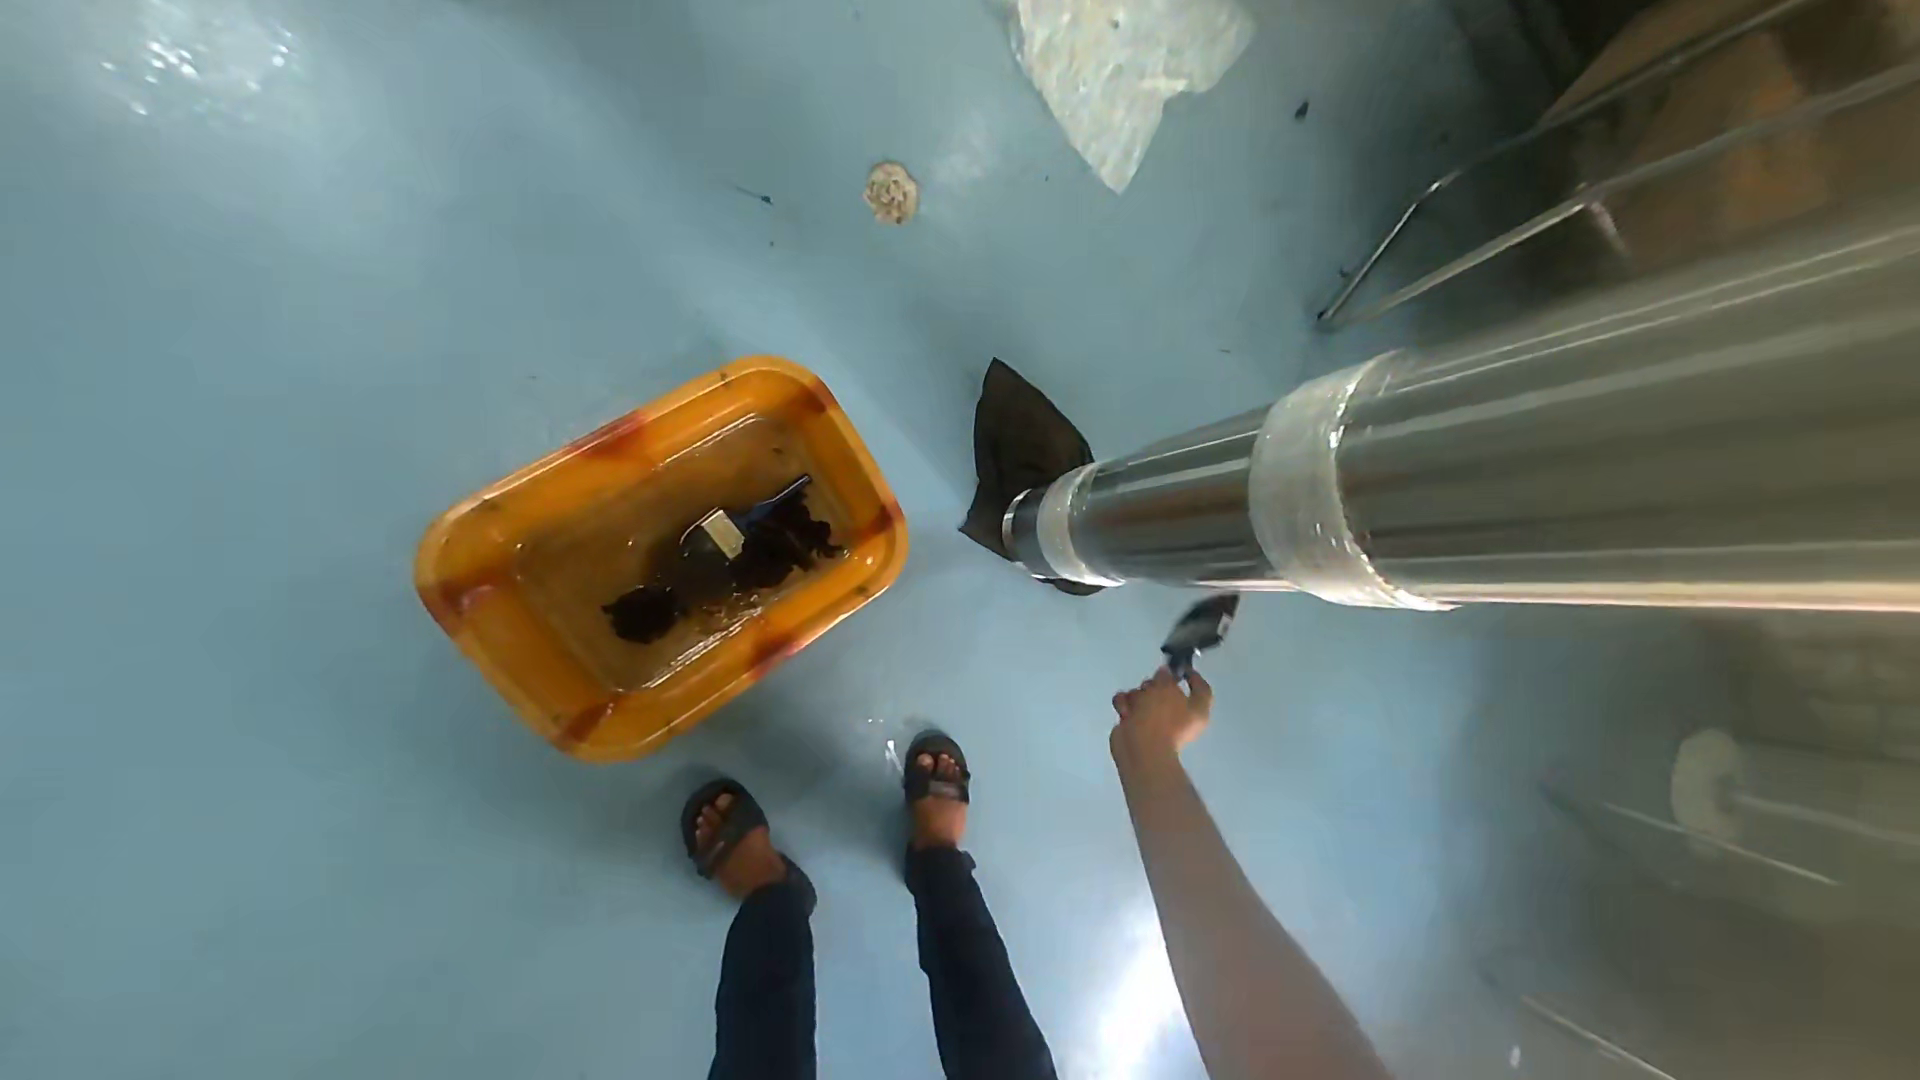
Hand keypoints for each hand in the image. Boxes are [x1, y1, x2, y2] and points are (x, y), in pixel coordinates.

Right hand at [1111, 667, 1212, 758]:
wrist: (1140, 748)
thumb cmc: (1161, 718)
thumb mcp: (1166, 688)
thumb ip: (1166, 677)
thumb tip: (1164, 673)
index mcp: (1196, 710)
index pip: (1201, 688)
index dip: (1192, 675)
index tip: (1180, 666)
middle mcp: (1179, 716)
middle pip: (1165, 690)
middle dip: (1153, 685)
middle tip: (1149, 687)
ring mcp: (1157, 722)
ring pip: (1144, 696)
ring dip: (1136, 696)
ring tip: (1133, 704)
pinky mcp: (1137, 726)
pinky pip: (1130, 706)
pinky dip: (1125, 706)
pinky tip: (1124, 711)